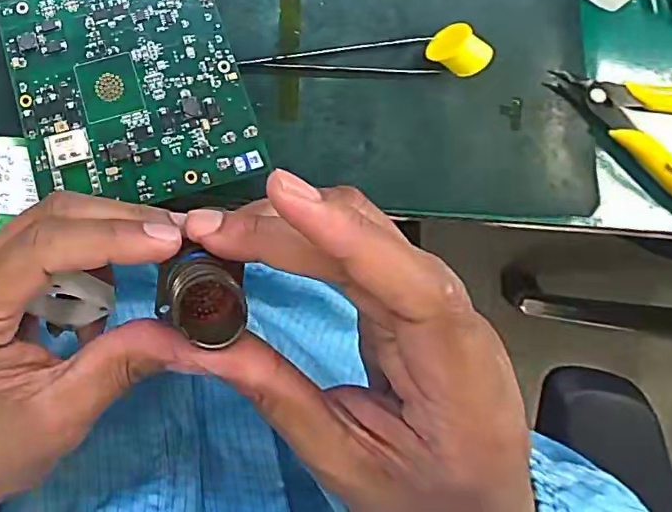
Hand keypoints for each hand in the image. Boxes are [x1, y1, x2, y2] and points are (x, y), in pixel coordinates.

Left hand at [0, 192, 213, 510]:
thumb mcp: (58, 417)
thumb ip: (115, 368)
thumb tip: (182, 337)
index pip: (45, 247)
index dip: (108, 236)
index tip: (166, 239)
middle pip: (53, 217)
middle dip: (118, 222)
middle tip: (176, 238)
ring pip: (56, 220)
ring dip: (107, 238)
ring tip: (142, 278)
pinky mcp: (3, 265)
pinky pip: (54, 240)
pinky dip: (89, 259)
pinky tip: (96, 311)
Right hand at [184, 171, 533, 511]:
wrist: (479, 509)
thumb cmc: (424, 498)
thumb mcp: (345, 463)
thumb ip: (274, 393)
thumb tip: (192, 339)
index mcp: (459, 377)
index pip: (410, 284)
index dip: (343, 230)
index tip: (280, 191)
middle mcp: (453, 320)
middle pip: (368, 238)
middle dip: (280, 224)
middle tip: (207, 230)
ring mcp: (430, 294)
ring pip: (356, 224)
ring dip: (282, 220)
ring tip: (221, 231)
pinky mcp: (400, 285)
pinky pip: (347, 237)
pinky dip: (295, 227)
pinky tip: (256, 231)